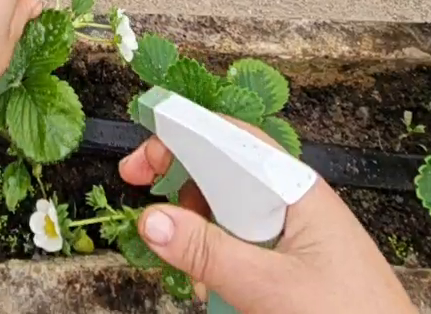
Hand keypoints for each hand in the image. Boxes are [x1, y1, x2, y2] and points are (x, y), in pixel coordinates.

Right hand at [121, 120, 417, 313]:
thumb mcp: (272, 291)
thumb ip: (209, 253)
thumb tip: (150, 219)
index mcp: (294, 188)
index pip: (225, 139)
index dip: (176, 138)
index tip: (137, 164)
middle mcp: (292, 200)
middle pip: (221, 169)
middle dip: (179, 182)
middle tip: (139, 193)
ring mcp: (294, 231)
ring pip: (227, 207)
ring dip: (197, 228)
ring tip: (190, 271)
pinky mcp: (294, 261)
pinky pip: (242, 240)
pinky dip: (217, 255)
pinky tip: (212, 286)